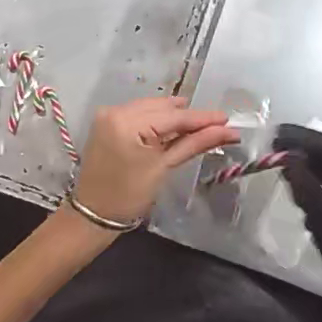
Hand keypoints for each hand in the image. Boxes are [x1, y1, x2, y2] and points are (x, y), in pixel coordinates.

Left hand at [70, 97, 237, 223]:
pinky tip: (173, 128)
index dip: (202, 118)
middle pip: (162, 108)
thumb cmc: (129, 195)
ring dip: (173, 117)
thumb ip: (194, 143)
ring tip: (199, 127)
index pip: (173, 116)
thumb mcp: (163, 168)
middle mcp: (115, 111)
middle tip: (217, 126)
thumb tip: (225, 131)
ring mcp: (108, 115)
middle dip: (189, 116)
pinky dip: (156, 120)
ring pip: (151, 108)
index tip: (228, 119)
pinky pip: (138, 114)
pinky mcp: (106, 123)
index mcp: (127, 123)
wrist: (94, 213)